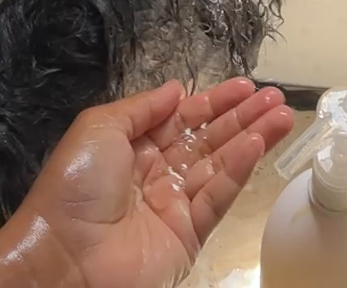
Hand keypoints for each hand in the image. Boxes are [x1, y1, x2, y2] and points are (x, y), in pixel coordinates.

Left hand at [0, 77, 294, 287]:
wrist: (63, 261)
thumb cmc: (76, 185)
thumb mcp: (99, 127)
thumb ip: (143, 106)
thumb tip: (177, 88)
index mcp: (135, 148)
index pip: (184, 119)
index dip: (215, 101)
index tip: (245, 86)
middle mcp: (159, 173)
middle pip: (209, 138)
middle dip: (243, 116)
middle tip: (275, 96)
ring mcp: (176, 205)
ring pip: (222, 163)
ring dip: (254, 137)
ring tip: (283, 115)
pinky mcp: (189, 235)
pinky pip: (218, 195)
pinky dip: (240, 169)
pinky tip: (259, 143)